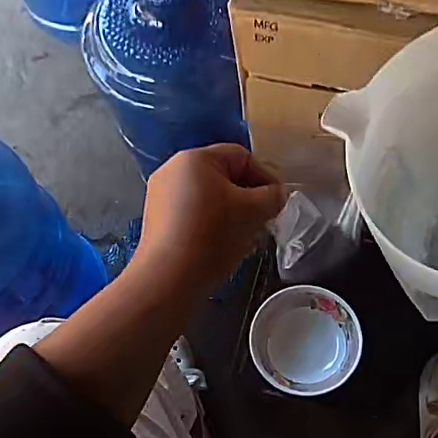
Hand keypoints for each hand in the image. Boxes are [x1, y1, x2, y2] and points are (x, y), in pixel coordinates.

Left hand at [132, 144, 285, 296]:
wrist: (168, 280)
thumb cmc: (212, 236)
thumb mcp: (253, 212)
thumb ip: (272, 196)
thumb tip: (275, 195)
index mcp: (195, 158)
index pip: (242, 157)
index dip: (267, 177)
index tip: (279, 202)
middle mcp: (173, 170)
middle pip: (225, 177)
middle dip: (250, 198)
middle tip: (265, 220)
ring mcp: (161, 196)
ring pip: (210, 198)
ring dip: (234, 214)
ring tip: (247, 237)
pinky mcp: (158, 221)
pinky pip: (195, 214)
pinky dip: (214, 225)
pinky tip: (225, 246)